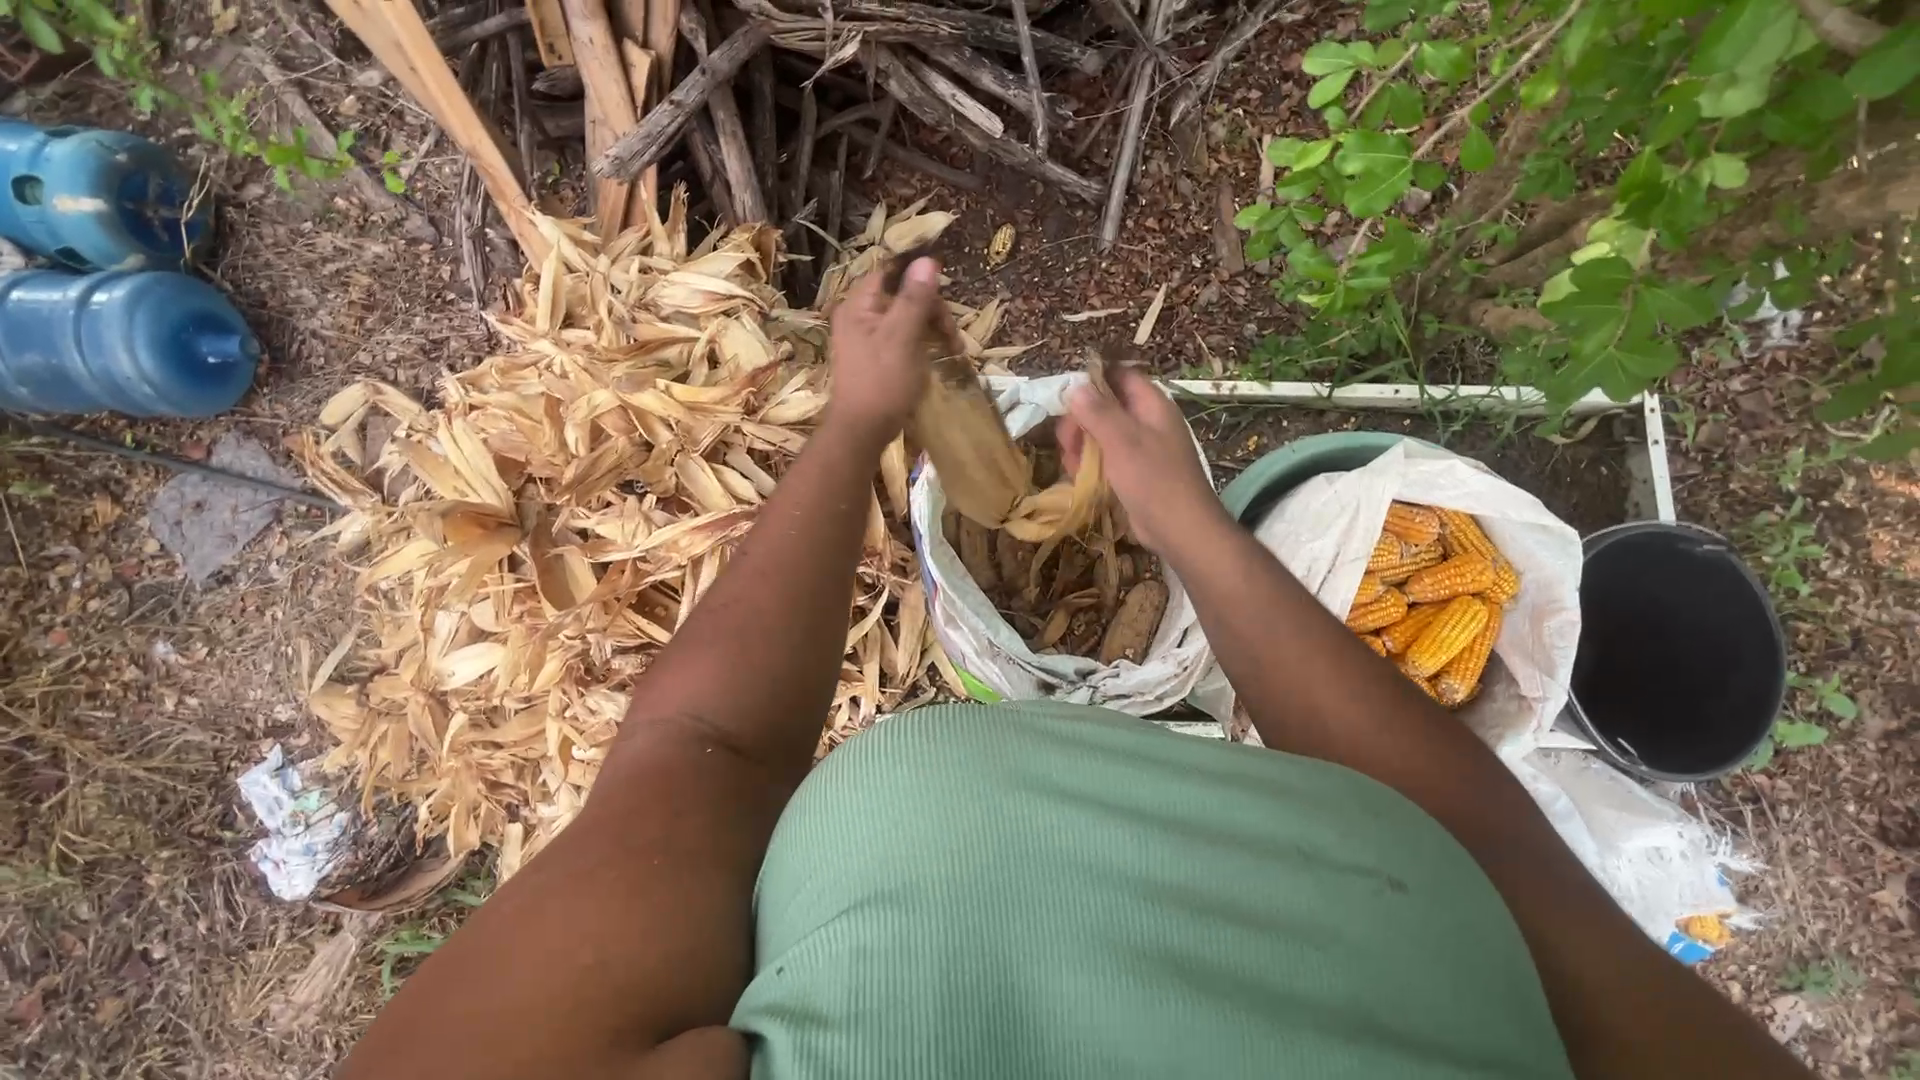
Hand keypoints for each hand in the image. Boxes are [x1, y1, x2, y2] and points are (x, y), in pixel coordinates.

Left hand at [823, 257, 942, 443]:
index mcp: (858, 305)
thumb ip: (914, 298)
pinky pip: (902, 338)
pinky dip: (922, 343)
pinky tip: (938, 356)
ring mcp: (866, 338)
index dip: (918, 275)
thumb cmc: (882, 383)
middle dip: (931, 309)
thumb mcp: (902, 337)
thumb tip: (928, 259)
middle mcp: (859, 316)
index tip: (945, 292)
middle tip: (951, 335)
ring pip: (906, 317)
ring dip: (931, 328)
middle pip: (901, 294)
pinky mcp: (876, 358)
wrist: (862, 432)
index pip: (890, 271)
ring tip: (952, 348)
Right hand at [1057, 366, 1224, 552]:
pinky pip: (1105, 458)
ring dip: (1081, 445)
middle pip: (1105, 406)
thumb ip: (1098, 411)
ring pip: (1101, 434)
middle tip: (1067, 441)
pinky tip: (1078, 476)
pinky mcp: (1132, 472)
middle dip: (1080, 420)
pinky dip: (1090, 463)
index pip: (1120, 376)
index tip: (1066, 396)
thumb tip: (1075, 386)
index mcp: (1151, 405)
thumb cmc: (1153, 479)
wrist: (1179, 528)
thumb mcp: (1122, 440)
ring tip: (1072, 464)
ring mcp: (1140, 448)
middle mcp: (1147, 422)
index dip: (1093, 380)